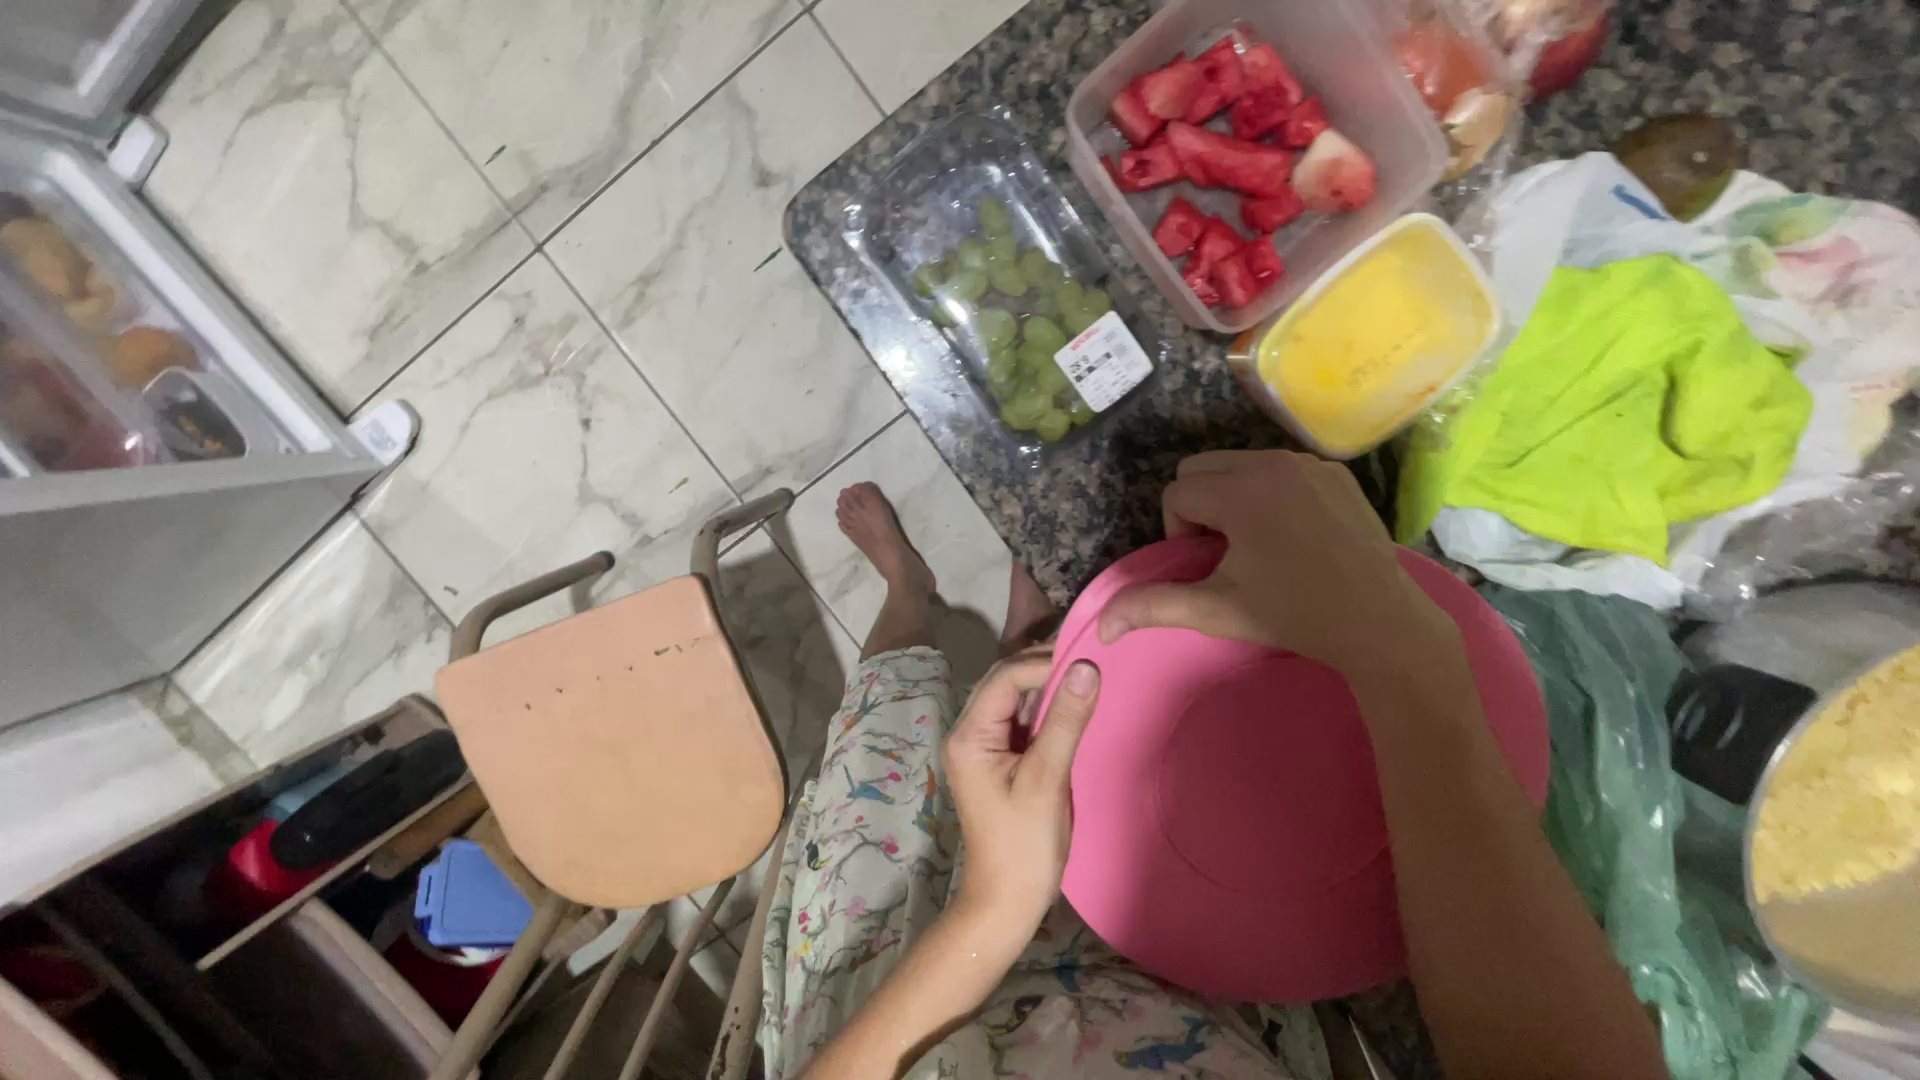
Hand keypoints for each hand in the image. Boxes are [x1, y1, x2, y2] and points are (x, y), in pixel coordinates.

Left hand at [942, 651, 1099, 937]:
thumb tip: (1087, 668)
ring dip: (1047, 685)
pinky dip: (1047, 707)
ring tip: (1088, 674)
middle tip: (1090, 661)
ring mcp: (984, 745)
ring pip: (1015, 698)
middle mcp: (969, 732)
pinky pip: (1022, 719)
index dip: (1044, 665)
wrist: (1007, 901)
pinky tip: (1073, 703)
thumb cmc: (1023, 844)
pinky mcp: (1000, 758)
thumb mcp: (1047, 779)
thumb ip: (1065, 721)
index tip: (1088, 662)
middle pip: (1005, 681)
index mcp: (969, 734)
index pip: (1005, 678)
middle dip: (1044, 668)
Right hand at [1097, 450, 1462, 682]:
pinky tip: (1292, 533)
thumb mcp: (1215, 611)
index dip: (1180, 532)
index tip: (1211, 565)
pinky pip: (1278, 467)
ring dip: (1230, 496)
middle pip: (1200, 467)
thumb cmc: (1294, 615)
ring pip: (1238, 463)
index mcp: (1240, 492)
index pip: (1176, 493)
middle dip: (1199, 506)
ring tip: (1257, 542)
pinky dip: (1269, 492)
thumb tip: (1101, 627)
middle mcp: (1271, 463)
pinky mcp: (1334, 470)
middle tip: (1228, 551)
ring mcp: (1308, 463)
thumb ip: (1152, 607)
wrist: (1381, 621)